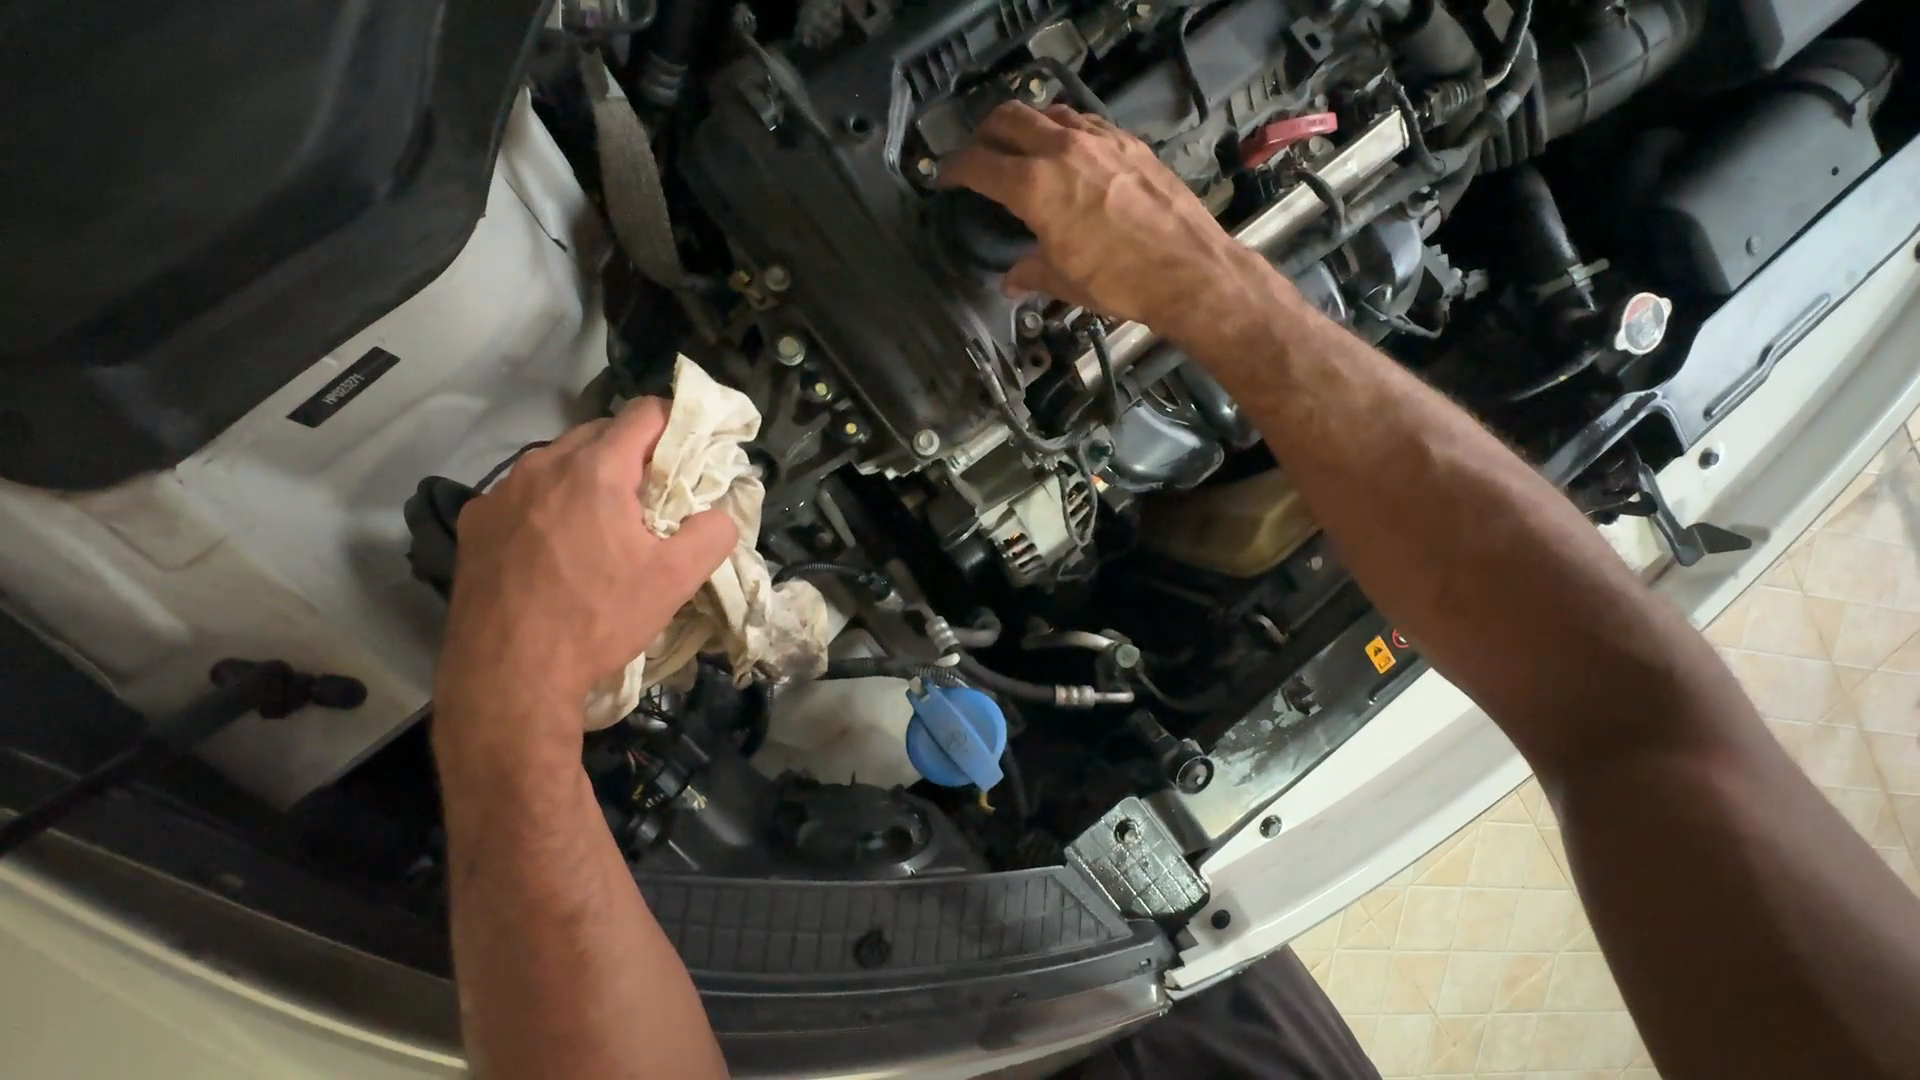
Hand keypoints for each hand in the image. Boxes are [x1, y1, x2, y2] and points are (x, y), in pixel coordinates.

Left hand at [434, 398, 735, 749]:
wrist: (509, 676)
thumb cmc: (598, 620)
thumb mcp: (676, 581)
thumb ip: (713, 534)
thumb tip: (719, 516)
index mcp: (596, 471)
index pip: (644, 412)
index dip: (676, 423)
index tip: (692, 450)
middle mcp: (542, 466)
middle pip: (600, 433)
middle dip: (633, 454)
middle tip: (655, 497)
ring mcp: (500, 492)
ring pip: (558, 462)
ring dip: (589, 478)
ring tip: (604, 524)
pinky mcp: (475, 522)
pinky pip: (523, 494)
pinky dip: (548, 505)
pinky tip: (555, 548)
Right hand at [939, 102, 1267, 339]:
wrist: (1187, 270)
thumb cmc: (1121, 280)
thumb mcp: (1064, 282)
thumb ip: (1030, 273)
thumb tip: (1013, 280)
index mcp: (1034, 186)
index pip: (978, 164)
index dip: (953, 169)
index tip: (945, 176)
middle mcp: (1062, 150)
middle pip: (1007, 119)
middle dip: (984, 134)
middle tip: (978, 153)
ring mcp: (1099, 140)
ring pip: (1048, 112)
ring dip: (1026, 125)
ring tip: (1022, 146)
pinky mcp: (1128, 143)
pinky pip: (1085, 122)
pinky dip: (1066, 129)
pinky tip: (1070, 152)